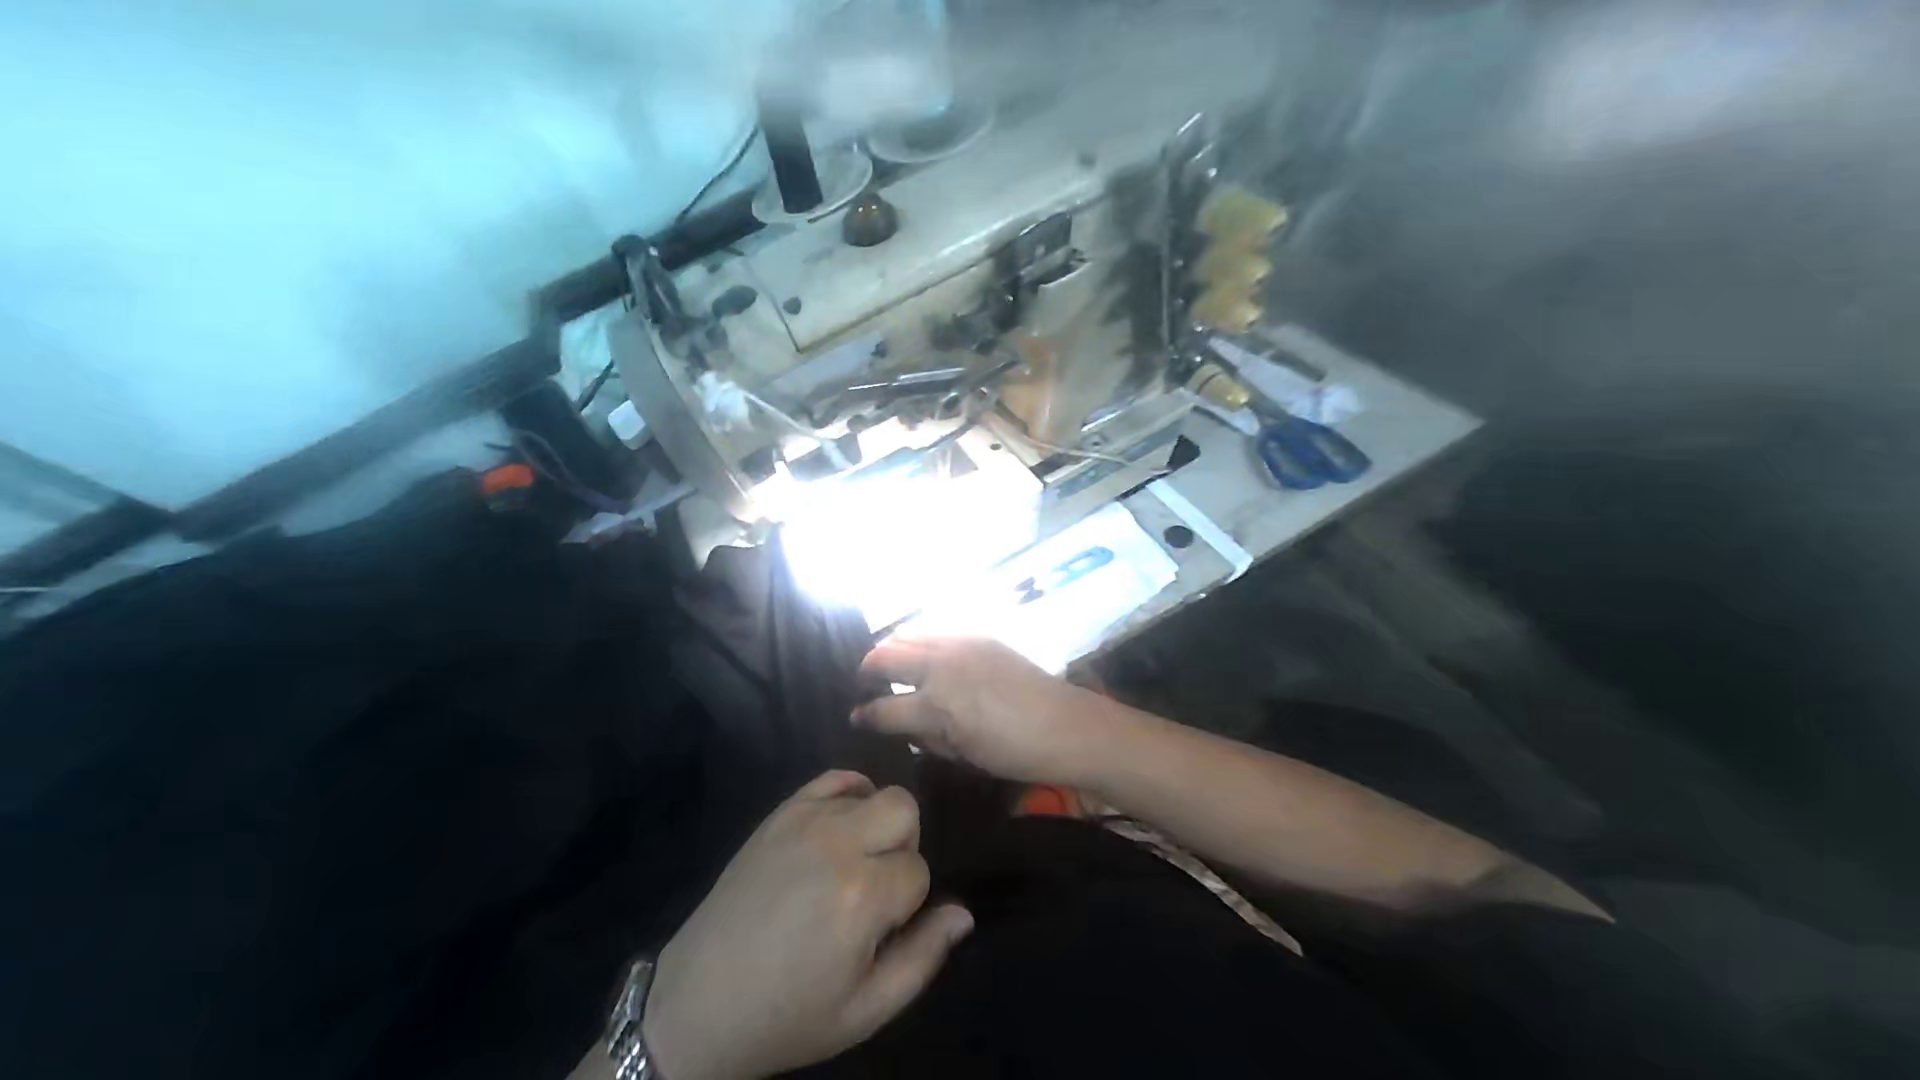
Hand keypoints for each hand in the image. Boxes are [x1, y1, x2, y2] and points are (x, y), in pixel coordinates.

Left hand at [641, 771, 971, 1079]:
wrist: (698, 1003)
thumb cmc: (788, 1015)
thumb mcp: (866, 1011)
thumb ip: (923, 958)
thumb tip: (963, 912)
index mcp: (861, 896)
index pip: (919, 871)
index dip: (910, 901)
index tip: (883, 927)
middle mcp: (837, 843)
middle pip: (905, 809)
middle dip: (905, 845)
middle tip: (877, 885)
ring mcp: (804, 820)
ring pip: (875, 792)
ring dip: (877, 825)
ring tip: (854, 863)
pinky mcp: (780, 813)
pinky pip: (834, 778)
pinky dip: (850, 794)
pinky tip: (842, 827)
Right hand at [852, 637, 1111, 784]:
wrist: (1064, 725)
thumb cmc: (1012, 752)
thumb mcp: (961, 755)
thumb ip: (925, 736)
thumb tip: (903, 724)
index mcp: (936, 704)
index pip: (883, 707)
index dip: (864, 715)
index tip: (855, 717)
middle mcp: (941, 665)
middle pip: (885, 655)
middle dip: (867, 670)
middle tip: (864, 682)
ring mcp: (960, 645)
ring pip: (909, 635)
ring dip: (894, 651)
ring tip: (893, 667)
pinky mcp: (979, 636)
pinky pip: (938, 633)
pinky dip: (923, 644)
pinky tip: (930, 660)